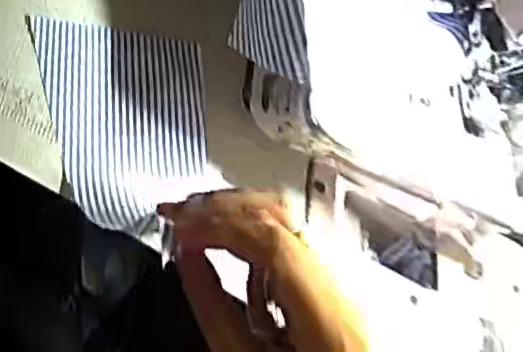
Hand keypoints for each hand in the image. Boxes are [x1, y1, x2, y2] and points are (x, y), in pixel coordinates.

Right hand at [159, 190, 366, 351]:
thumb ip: (213, 310)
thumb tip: (185, 257)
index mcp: (326, 315)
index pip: (268, 238)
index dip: (216, 224)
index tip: (178, 228)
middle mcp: (344, 288)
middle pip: (277, 212)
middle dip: (219, 207)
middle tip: (179, 214)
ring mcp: (342, 282)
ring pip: (283, 216)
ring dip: (233, 213)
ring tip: (198, 224)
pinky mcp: (334, 284)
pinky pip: (289, 235)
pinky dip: (251, 232)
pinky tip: (231, 253)